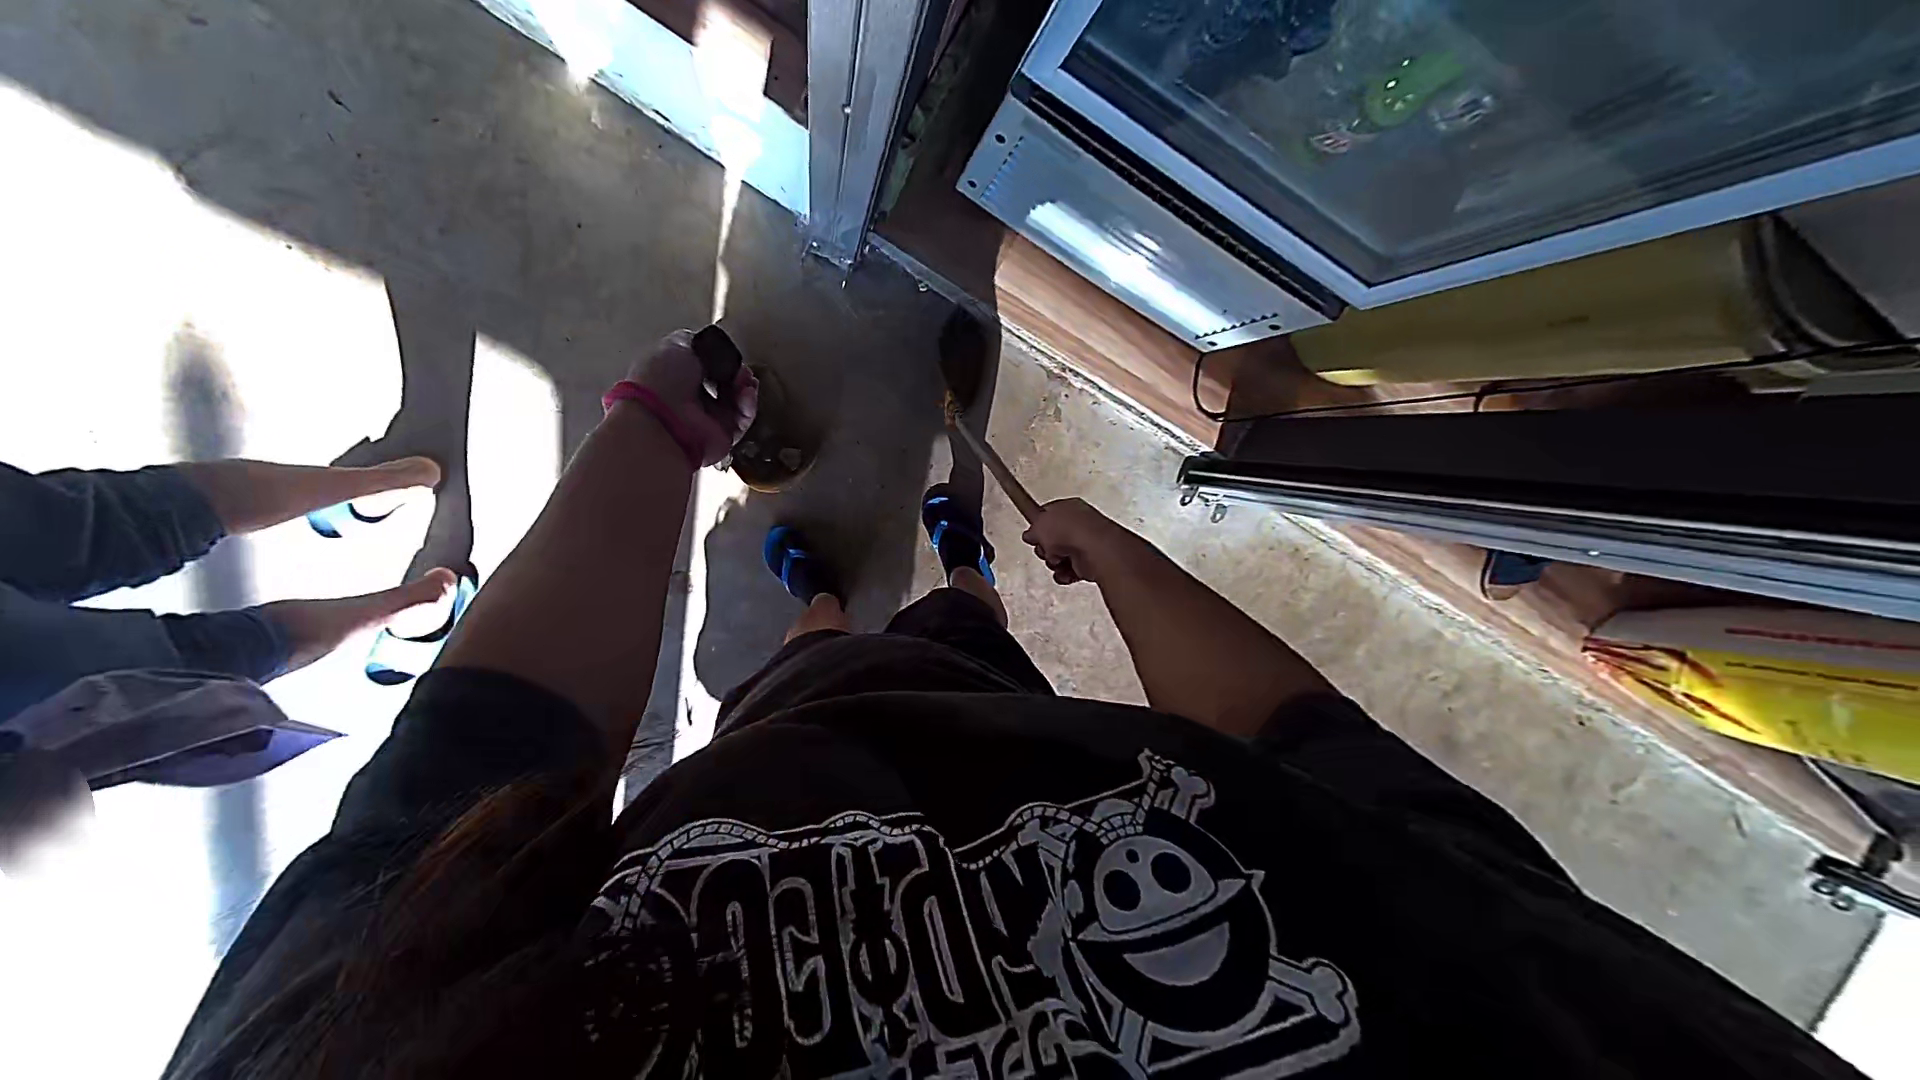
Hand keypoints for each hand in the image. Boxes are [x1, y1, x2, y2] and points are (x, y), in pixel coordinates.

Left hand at [625, 329, 759, 466]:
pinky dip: (748, 406)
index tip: (731, 355)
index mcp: (675, 376)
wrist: (663, 418)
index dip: (721, 360)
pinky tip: (747, 394)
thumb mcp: (678, 344)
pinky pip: (743, 420)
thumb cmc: (662, 378)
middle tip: (742, 369)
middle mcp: (691, 399)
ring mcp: (708, 419)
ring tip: (746, 380)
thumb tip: (716, 348)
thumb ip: (700, 344)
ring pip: (737, 401)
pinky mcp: (723, 437)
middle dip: (738, 374)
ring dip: (746, 388)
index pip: (706, 367)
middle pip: (725, 384)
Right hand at [1022, 497, 1143, 584]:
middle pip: (1053, 540)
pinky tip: (1064, 572)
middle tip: (1045, 549)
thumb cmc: (1070, 530)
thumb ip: (1032, 530)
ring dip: (1053, 563)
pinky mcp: (1089, 563)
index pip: (1050, 515)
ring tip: (1057, 561)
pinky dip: (1064, 574)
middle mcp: (1079, 525)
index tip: (1033, 533)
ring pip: (1059, 558)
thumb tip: (1029, 535)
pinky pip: (1069, 571)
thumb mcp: (1038, 525)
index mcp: (1069, 507)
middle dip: (1045, 548)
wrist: (1093, 549)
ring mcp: (1085, 544)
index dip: (1039, 525)